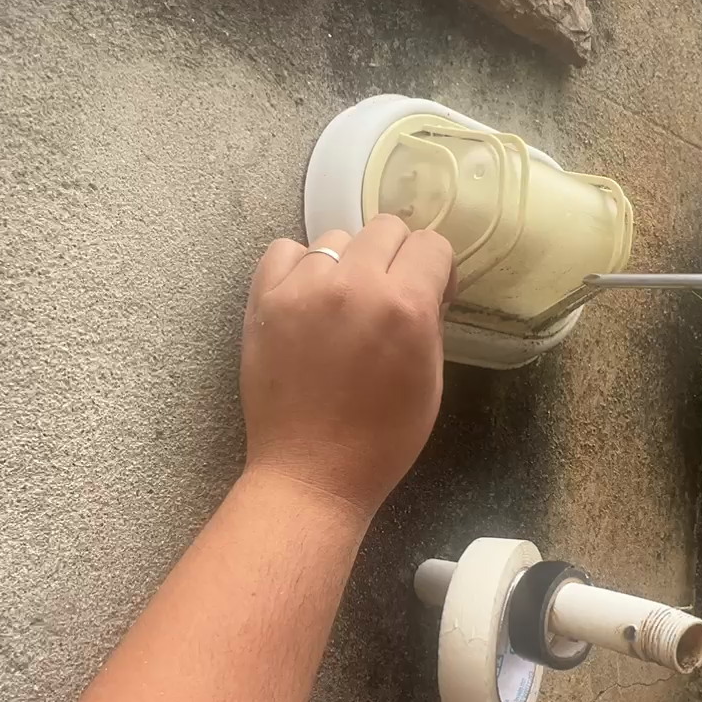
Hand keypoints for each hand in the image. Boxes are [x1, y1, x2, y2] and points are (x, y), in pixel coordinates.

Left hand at [239, 215, 455, 517]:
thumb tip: (421, 287)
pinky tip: (307, 301)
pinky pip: (286, 251)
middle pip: (385, 229)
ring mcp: (303, 290)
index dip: (436, 271)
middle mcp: (354, 286)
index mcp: (405, 308)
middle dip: (396, 260)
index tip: (429, 296)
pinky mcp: (265, 301)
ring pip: (336, 238)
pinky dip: (301, 268)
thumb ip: (428, 321)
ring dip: (347, 264)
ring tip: (341, 307)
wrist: (311, 473)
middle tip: (386, 300)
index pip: (431, 245)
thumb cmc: (381, 440)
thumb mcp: (430, 381)